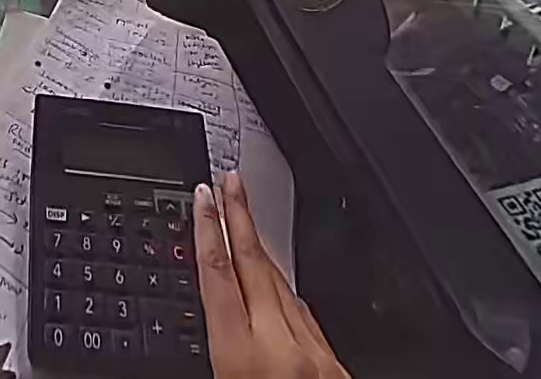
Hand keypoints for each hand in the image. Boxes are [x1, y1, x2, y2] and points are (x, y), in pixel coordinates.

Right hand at [195, 172, 349, 378]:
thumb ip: (217, 346)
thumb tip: (209, 303)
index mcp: (243, 359)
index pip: (218, 274)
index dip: (208, 228)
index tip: (203, 196)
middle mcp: (282, 349)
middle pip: (252, 264)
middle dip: (239, 215)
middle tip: (230, 180)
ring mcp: (315, 357)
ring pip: (281, 285)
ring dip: (260, 248)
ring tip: (245, 218)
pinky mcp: (337, 368)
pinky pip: (305, 315)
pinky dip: (285, 290)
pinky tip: (275, 278)